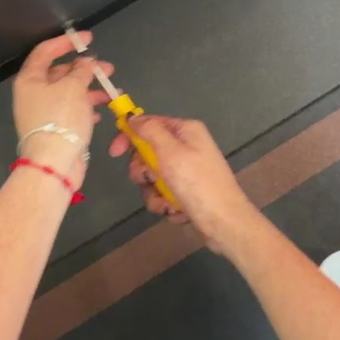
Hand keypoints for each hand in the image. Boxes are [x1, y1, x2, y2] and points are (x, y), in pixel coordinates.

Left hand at [12, 32, 113, 187]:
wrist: (53, 164)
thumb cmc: (60, 119)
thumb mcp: (73, 87)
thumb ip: (82, 70)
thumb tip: (87, 63)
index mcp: (30, 79)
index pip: (46, 51)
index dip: (66, 42)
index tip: (87, 39)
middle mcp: (34, 93)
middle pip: (60, 72)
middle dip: (86, 69)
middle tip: (107, 69)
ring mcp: (43, 112)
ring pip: (69, 92)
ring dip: (91, 89)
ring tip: (112, 92)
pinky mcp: (54, 128)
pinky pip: (72, 110)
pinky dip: (87, 107)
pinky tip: (100, 111)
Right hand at [108, 115, 265, 252]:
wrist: (224, 222)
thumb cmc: (197, 184)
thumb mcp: (170, 153)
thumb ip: (149, 131)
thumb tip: (132, 117)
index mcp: (186, 131)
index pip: (149, 124)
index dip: (129, 136)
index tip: (115, 152)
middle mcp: (187, 146)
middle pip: (149, 152)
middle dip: (144, 171)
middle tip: (147, 180)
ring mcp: (188, 170)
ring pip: (153, 176)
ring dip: (154, 192)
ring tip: (167, 203)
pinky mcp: (187, 191)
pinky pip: (163, 193)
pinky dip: (165, 203)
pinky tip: (177, 211)